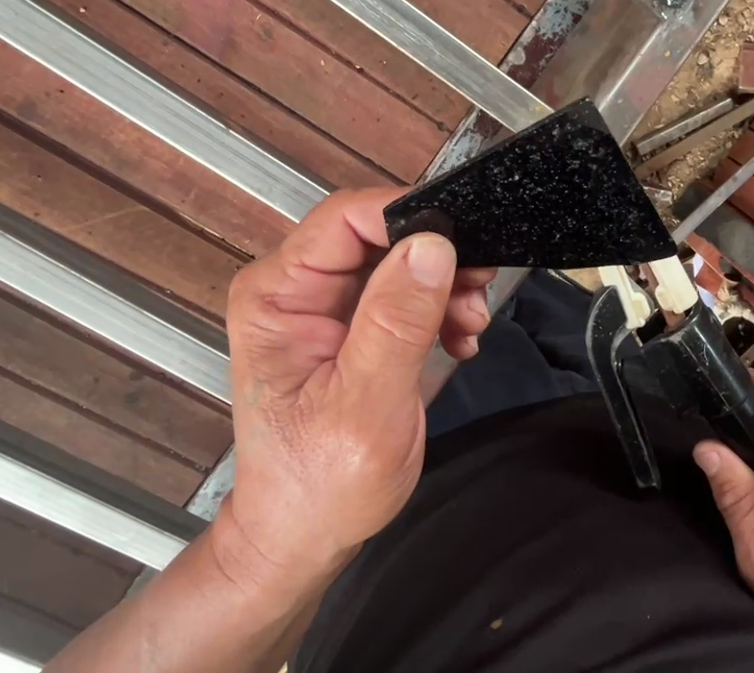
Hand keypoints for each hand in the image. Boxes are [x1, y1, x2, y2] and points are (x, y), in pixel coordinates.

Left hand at [46, 188, 492, 672]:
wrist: (305, 535)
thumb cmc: (320, 484)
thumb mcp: (365, 405)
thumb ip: (396, 322)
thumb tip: (434, 244)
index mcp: (278, 294)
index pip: (345, 219)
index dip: (408, 219)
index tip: (463, 247)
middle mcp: (296, 287)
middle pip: (377, 234)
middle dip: (435, 257)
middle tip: (475, 294)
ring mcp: (324, 304)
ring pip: (399, 258)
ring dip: (444, 284)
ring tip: (467, 325)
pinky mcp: (353, 322)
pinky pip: (406, 289)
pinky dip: (440, 305)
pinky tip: (457, 338)